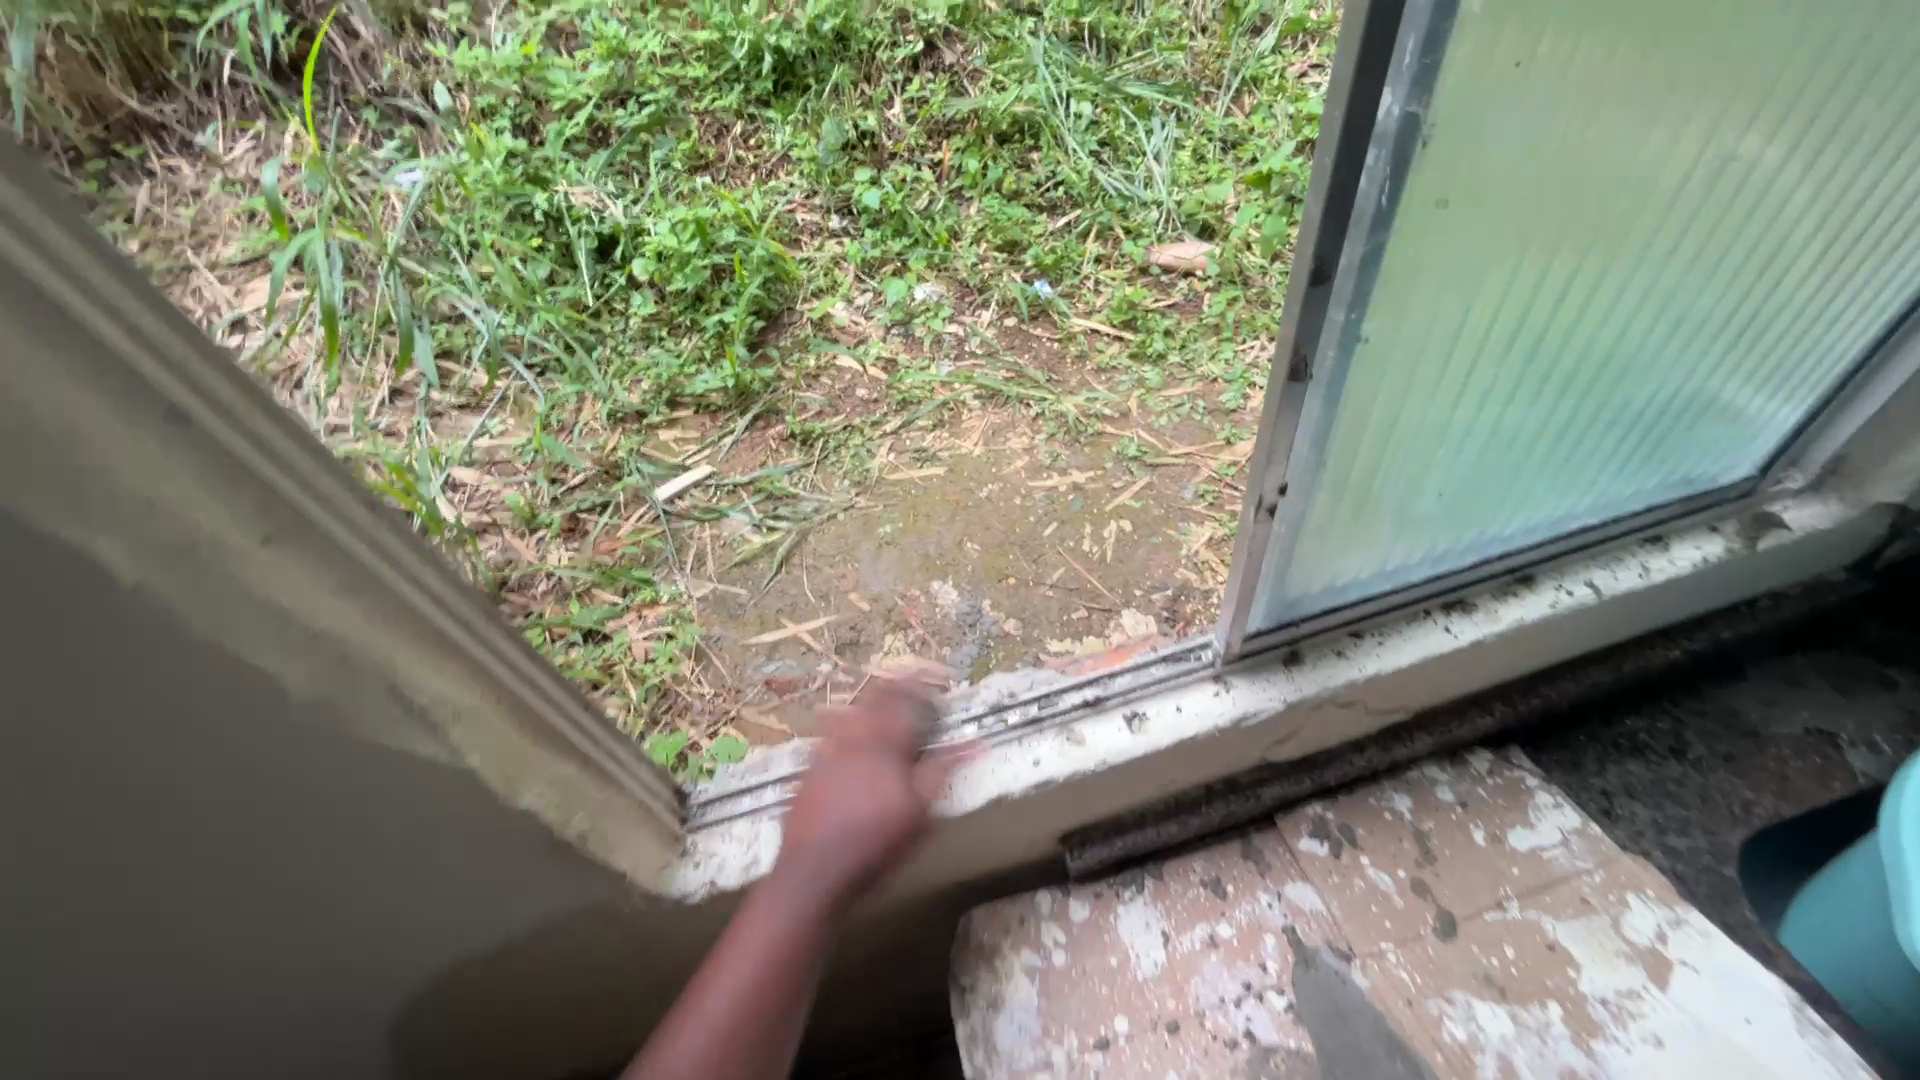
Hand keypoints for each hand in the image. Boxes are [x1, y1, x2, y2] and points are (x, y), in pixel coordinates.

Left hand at [773, 677, 959, 917]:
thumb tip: (974, 743)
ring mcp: (825, 753)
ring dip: (868, 701)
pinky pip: (828, 734)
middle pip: (875, 700)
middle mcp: (853, 739)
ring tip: (880, 696)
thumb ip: (942, 771)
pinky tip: (844, 731)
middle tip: (910, 677)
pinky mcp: (808, 770)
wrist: (814, 872)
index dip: (921, 684)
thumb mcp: (919, 813)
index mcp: (885, 746)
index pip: (906, 701)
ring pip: (849, 713)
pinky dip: (842, 724)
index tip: (936, 674)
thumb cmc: (875, 844)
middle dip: (895, 685)